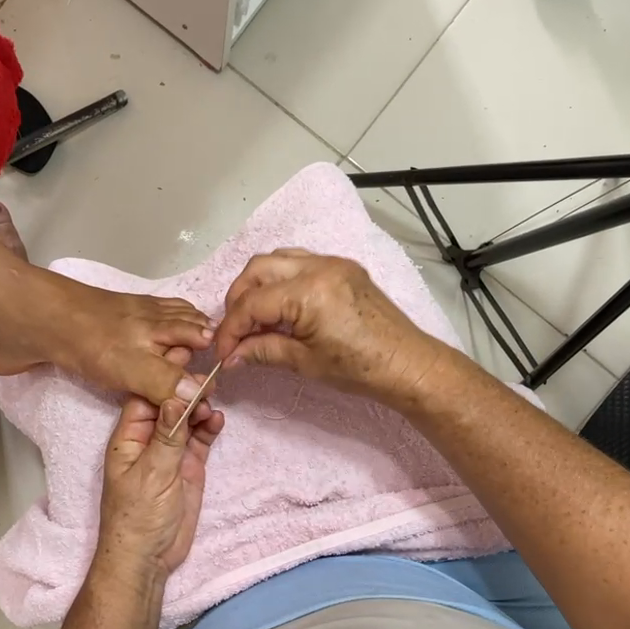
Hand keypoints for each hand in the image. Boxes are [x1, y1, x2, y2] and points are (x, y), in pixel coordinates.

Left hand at [95, 390, 223, 579]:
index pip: (145, 397)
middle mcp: (148, 440)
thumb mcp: (152, 473)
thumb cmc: (137, 517)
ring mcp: (170, 453)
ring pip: (187, 419)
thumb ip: (167, 436)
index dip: (163, 377)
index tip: (185, 357)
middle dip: (188, 390)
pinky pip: (200, 440)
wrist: (147, 558)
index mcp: (128, 438)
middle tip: (210, 378)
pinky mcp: (189, 467)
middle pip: (169, 405)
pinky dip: (209, 428)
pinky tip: (218, 419)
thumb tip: (174, 397)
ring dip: (201, 408)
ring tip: (215, 401)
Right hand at [212, 249, 450, 403]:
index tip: (223, 352)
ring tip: (254, 317)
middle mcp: (319, 267)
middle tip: (234, 331)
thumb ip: (262, 351)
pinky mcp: (343, 267)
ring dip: (257, 284)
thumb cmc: (359, 369)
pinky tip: (280, 307)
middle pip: (257, 270)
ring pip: (277, 259)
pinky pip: (300, 262)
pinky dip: (281, 279)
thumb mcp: (304, 363)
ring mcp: (333, 263)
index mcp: (309, 292)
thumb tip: (231, 357)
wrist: (406, 364)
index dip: (231, 329)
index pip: (252, 303)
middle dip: (238, 299)